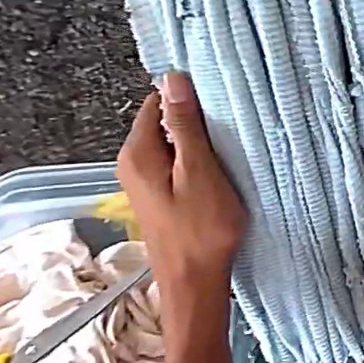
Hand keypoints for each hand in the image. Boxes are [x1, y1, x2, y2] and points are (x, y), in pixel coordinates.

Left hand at [117, 72, 247, 286]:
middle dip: (196, 118)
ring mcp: (144, 179)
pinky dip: (198, 158)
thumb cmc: (201, 228)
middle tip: (230, 125)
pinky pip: (178, 160)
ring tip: (230, 145)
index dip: (189, 96)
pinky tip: (220, 166)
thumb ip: (185, 125)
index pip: (158, 101)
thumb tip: (172, 79)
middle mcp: (133, 162)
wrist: (195, 283)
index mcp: (137, 152)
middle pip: (164, 120)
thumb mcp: (198, 171)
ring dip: (201, 139)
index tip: (221, 101)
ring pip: (174, 141)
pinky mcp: (160, 193)